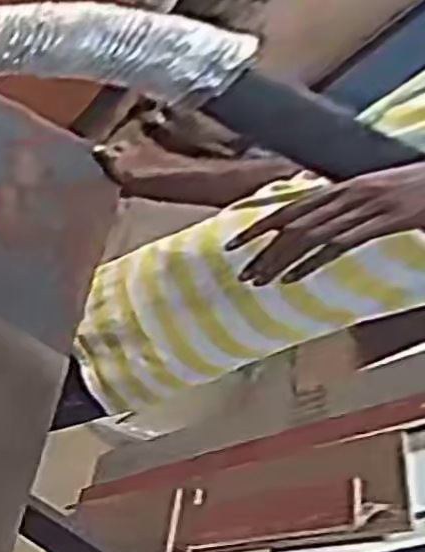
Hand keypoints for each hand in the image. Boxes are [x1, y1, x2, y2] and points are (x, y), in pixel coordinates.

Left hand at [228, 162, 424, 283]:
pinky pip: (338, 245)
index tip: (229, 247)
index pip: (288, 210)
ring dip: (279, 263)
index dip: (255, 229)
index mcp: (346, 186)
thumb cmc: (419, 185)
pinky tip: (291, 278)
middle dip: (263, 255)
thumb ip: (339, 202)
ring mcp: (373, 206)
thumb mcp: (375, 188)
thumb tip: (300, 222)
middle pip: (293, 229)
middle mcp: (354, 194)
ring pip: (309, 238)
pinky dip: (310, 263)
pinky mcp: (391, 220)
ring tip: (260, 282)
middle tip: (243, 276)